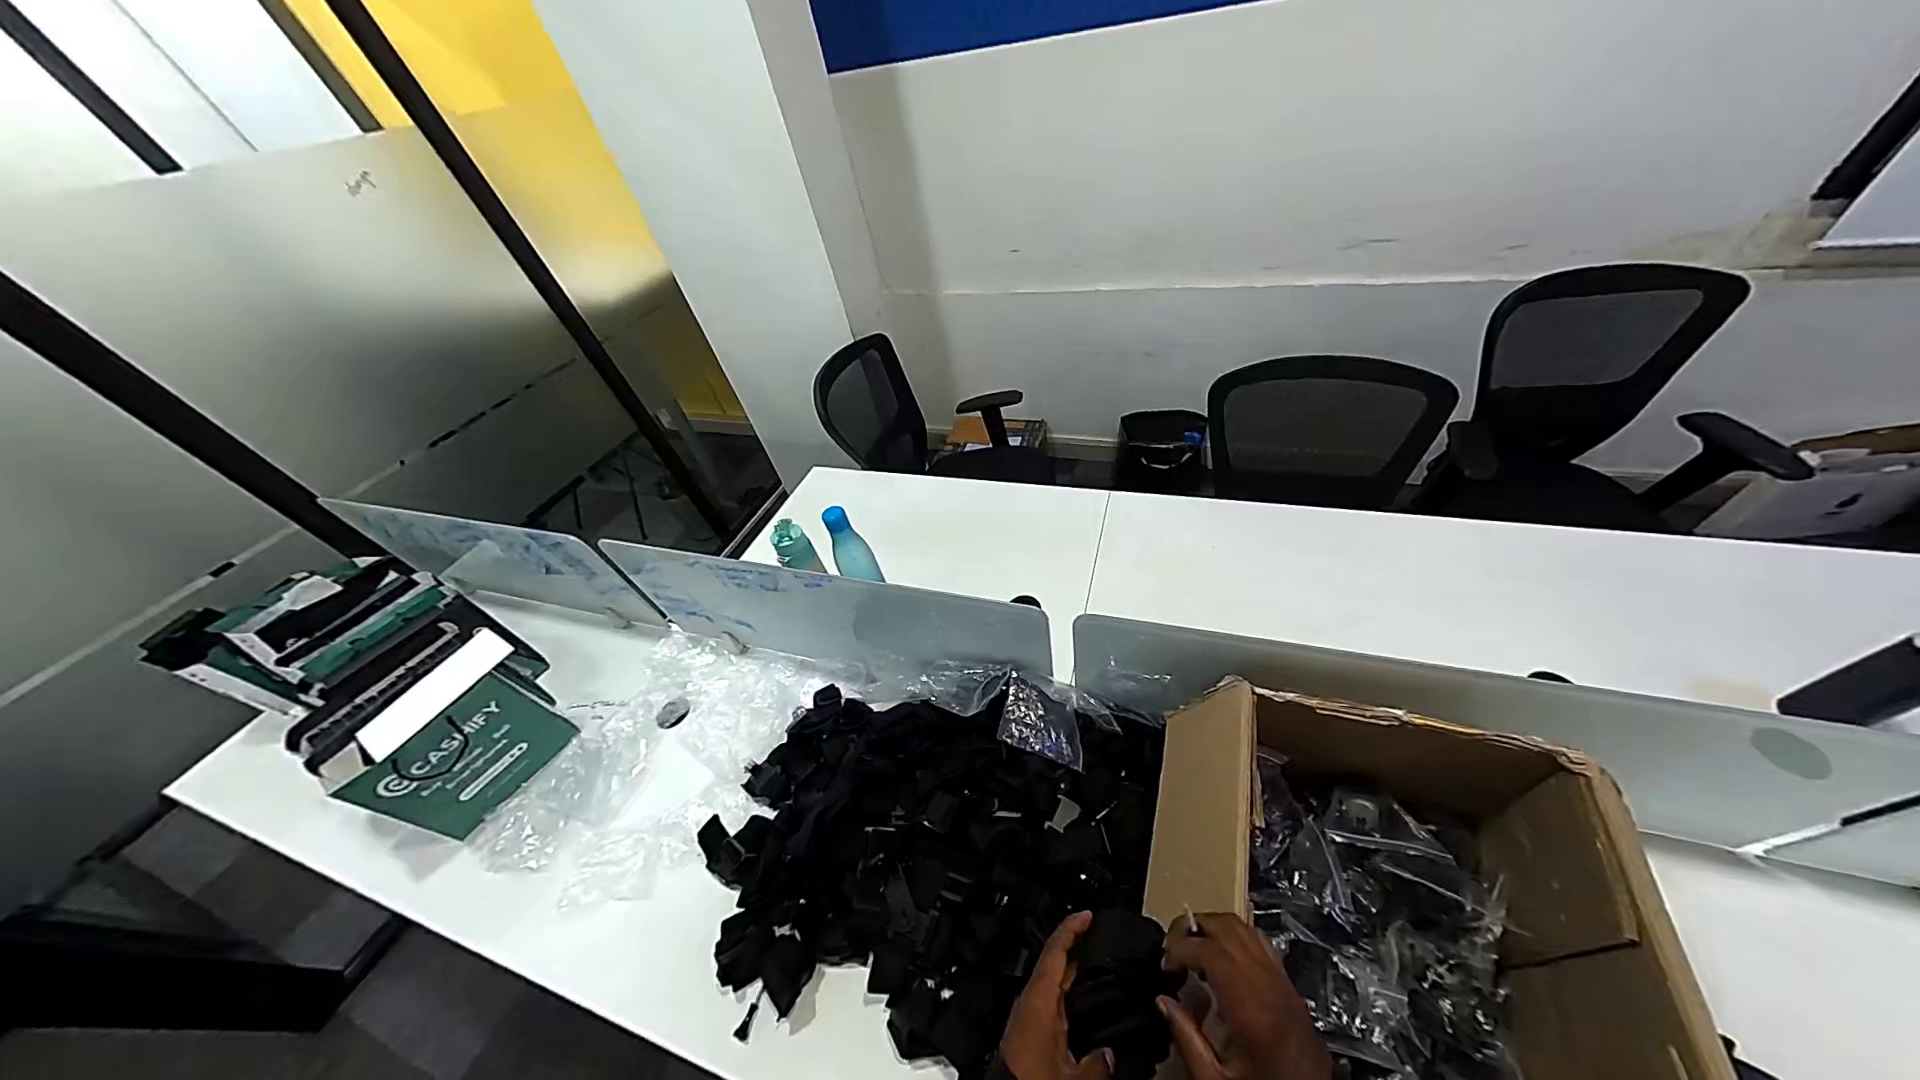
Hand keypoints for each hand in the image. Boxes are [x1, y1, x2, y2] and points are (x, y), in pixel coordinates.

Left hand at [999, 911, 1114, 1079]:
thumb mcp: (1072, 1078)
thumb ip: (1097, 1064)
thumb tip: (1110, 1054)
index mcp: (1038, 999)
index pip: (1055, 950)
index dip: (1071, 929)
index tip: (1087, 916)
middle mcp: (1031, 1000)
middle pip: (1053, 961)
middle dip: (1074, 944)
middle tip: (1095, 933)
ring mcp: (1029, 1014)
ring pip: (1052, 979)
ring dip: (1071, 967)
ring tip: (1093, 958)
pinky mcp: (1029, 1028)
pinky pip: (1051, 998)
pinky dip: (1066, 989)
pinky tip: (1080, 997)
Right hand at [1159, 913, 1330, 1079]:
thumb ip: (1187, 1039)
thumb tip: (1162, 999)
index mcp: (1251, 1010)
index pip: (1211, 951)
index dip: (1180, 948)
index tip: (1165, 965)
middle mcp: (1270, 986)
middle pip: (1227, 929)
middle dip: (1192, 928)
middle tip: (1172, 948)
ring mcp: (1284, 983)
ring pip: (1245, 929)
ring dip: (1213, 928)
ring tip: (1193, 947)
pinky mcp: (1291, 987)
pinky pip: (1261, 942)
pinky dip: (1236, 936)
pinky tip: (1222, 956)